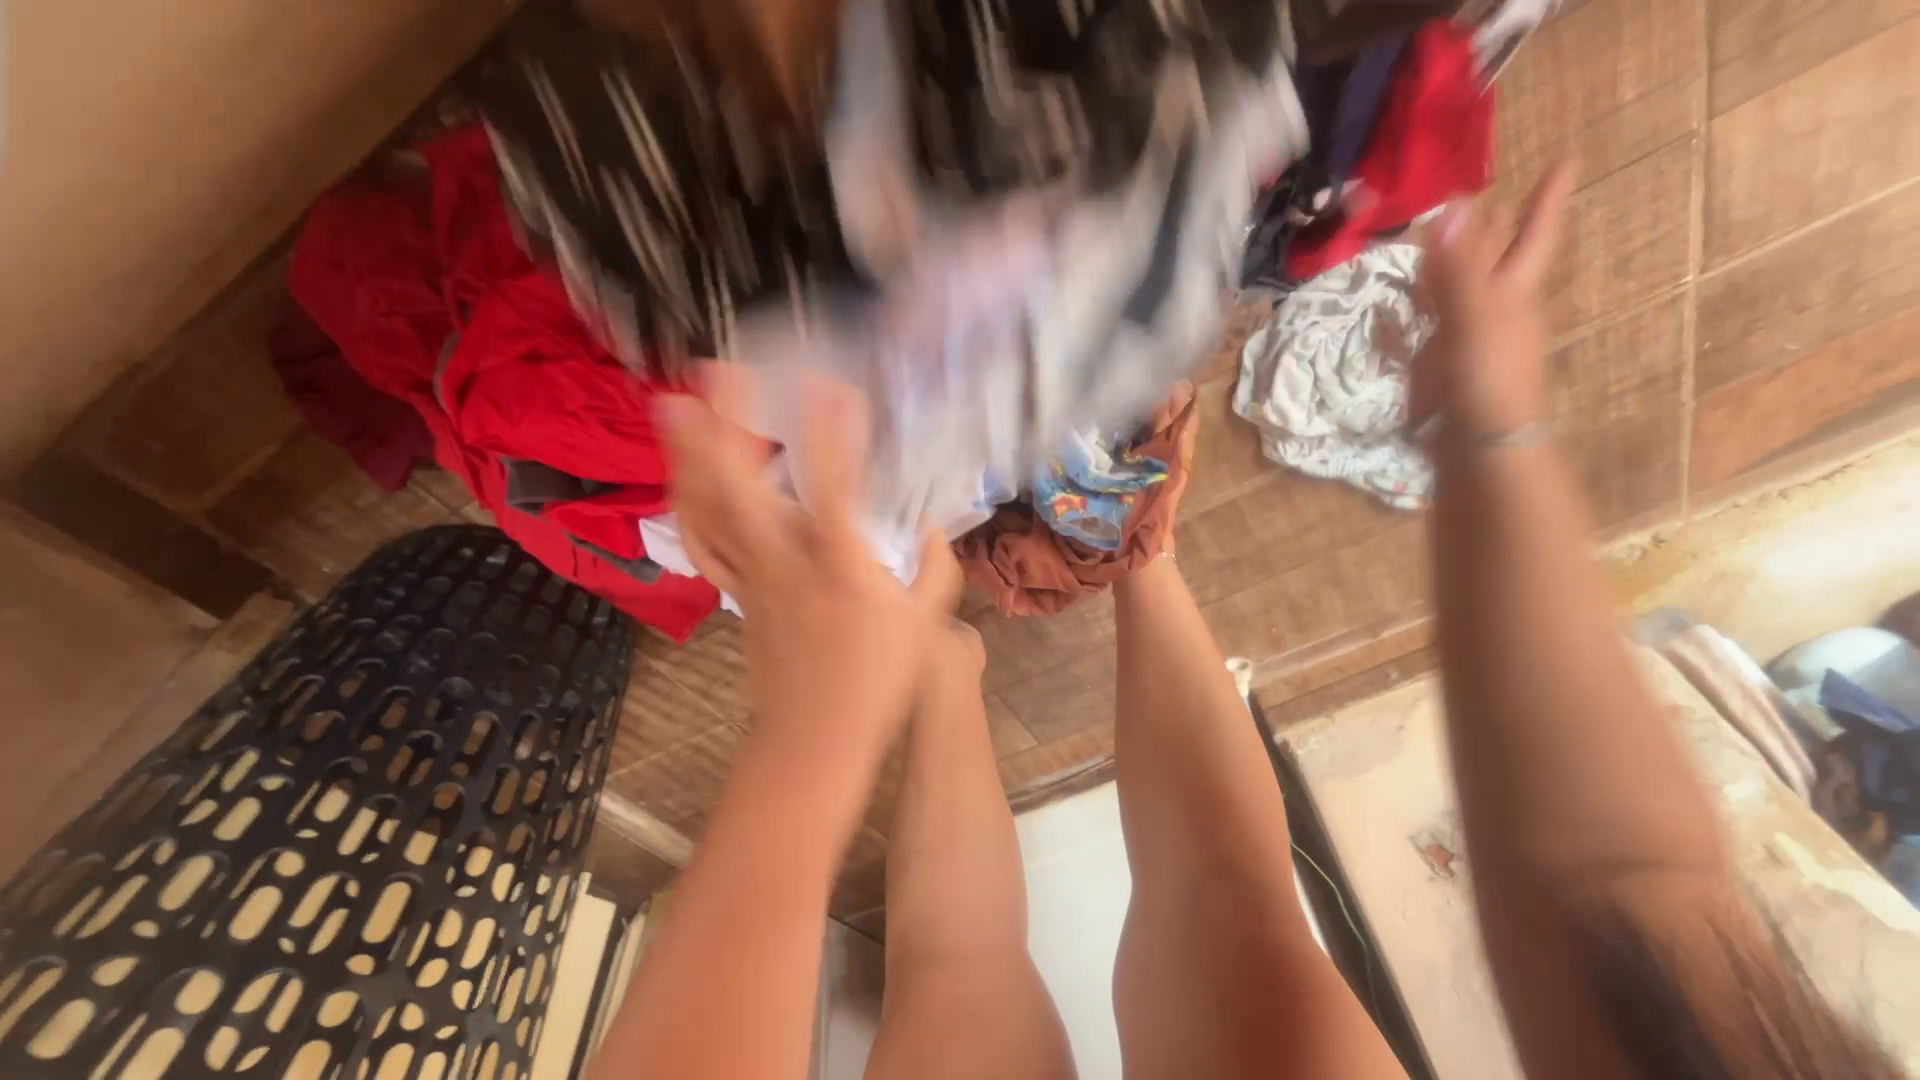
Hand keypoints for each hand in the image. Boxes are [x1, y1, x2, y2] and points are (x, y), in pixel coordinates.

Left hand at [658, 365, 962, 766]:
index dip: (830, 434)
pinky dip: (689, 506)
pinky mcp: (736, 593)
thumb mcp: (925, 624)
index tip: (829, 385)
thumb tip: (932, 526)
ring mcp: (753, 577)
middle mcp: (788, 562)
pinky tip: (681, 478)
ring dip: (688, 456)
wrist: (816, 738)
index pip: (834, 488)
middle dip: (723, 429)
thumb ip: (934, 568)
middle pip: (742, 490)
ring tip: (673, 406)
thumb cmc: (877, 682)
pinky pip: (705, 543)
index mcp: (843, 566)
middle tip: (710, 376)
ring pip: (711, 510)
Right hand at [1409, 162, 1575, 439]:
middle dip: (1496, 226)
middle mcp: (1497, 309)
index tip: (1566, 160)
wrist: (1480, 447)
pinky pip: (1437, 317)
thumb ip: (1459, 267)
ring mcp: (1471, 336)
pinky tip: (1412, 296)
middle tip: (1487, 195)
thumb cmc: (1488, 380)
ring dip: (1458, 260)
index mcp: (1513, 294)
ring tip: (1446, 235)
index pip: (1533, 236)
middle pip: (1500, 258)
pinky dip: (1426, 298)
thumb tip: (1453, 204)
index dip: (1548, 200)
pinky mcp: (1444, 361)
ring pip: (1466, 286)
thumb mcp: (1475, 318)